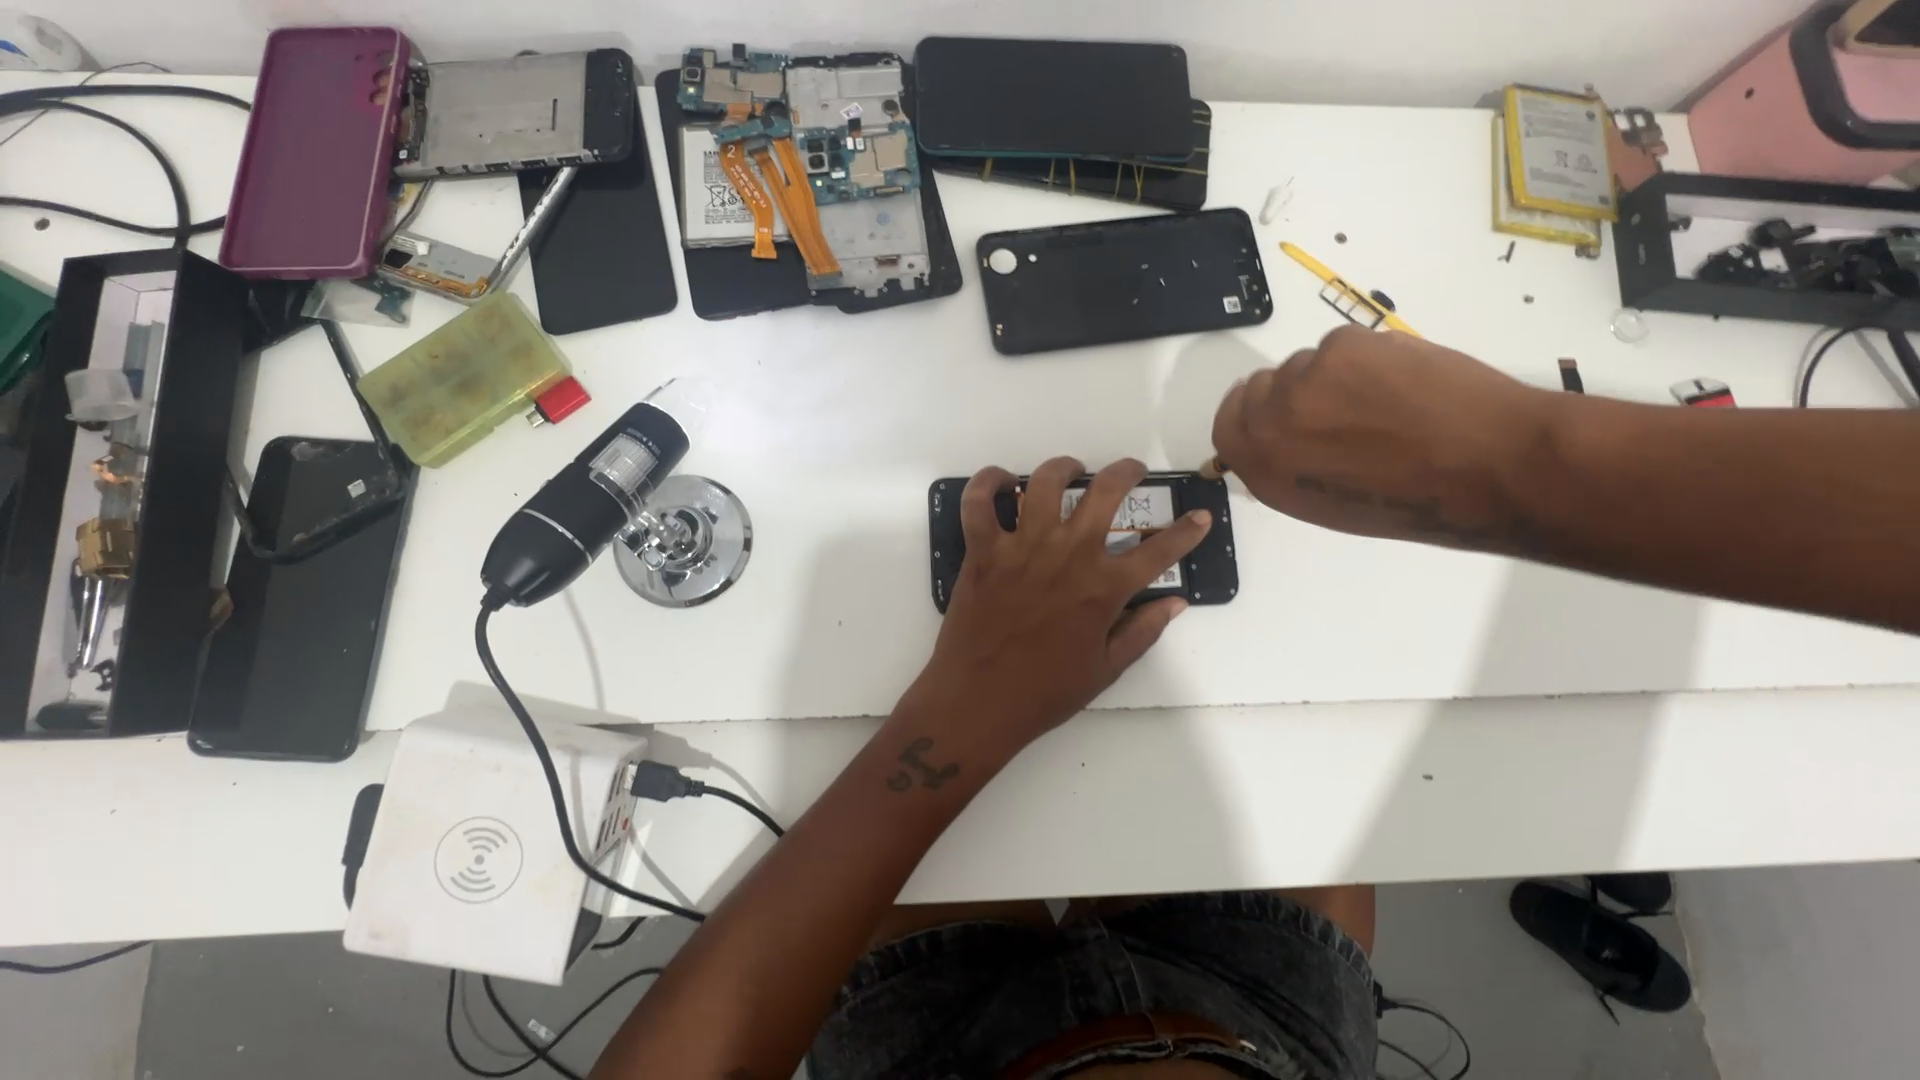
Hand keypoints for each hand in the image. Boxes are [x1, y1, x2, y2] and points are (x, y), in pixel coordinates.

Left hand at [899, 458, 1211, 755]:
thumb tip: (1176, 602)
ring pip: (1046, 483)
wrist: (979, 701)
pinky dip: (988, 483)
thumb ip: (1143, 630)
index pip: (1159, 550)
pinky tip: (1003, 482)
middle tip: (1131, 470)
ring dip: (1063, 467)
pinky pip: (979, 502)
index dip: (1187, 531)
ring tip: (1071, 470)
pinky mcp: (983, 550)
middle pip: (1106, 492)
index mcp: (1104, 587)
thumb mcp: (1106, 669)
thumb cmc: (1045, 692)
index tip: (1200, 517)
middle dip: (1127, 472)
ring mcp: (1022, 547)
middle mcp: (1068, 555)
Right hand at [1211, 326, 1560, 552]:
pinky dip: (1369, 358)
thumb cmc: (1413, 501)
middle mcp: (1270, 424)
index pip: (1228, 423)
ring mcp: (1303, 381)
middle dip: (1296, 394)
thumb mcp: (1328, 503)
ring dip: (1335, 375)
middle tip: (1343, 408)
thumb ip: (1287, 466)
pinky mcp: (1342, 348)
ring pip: (1307, 363)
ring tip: (1386, 403)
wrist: (1487, 466)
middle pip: (1262, 387)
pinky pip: (1343, 344)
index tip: (1278, 413)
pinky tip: (1403, 383)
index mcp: (1264, 469)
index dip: (1251, 414)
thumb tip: (1284, 439)